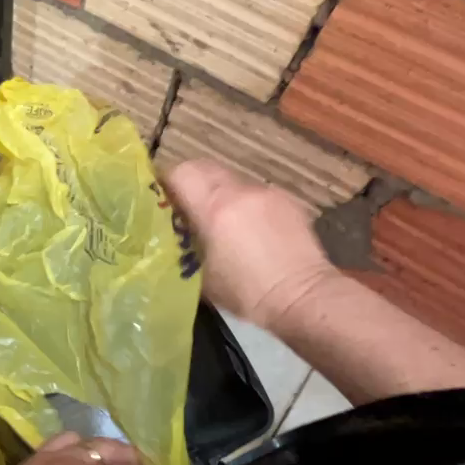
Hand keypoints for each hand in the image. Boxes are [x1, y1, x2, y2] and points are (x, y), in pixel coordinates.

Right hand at [165, 159, 336, 330]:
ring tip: (218, 223)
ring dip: (218, 193)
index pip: (181, 172)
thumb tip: (172, 230)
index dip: (166, 182)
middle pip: (204, 167)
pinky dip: (243, 204)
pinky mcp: (287, 200)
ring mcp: (266, 193)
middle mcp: (240, 191)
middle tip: (184, 209)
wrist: (303, 297)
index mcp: (215, 208)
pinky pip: (254, 193)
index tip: (161, 200)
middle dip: (190, 183)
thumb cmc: (245, 293)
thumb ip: (184, 243)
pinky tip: (249, 230)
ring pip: (230, 179)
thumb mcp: (200, 274)